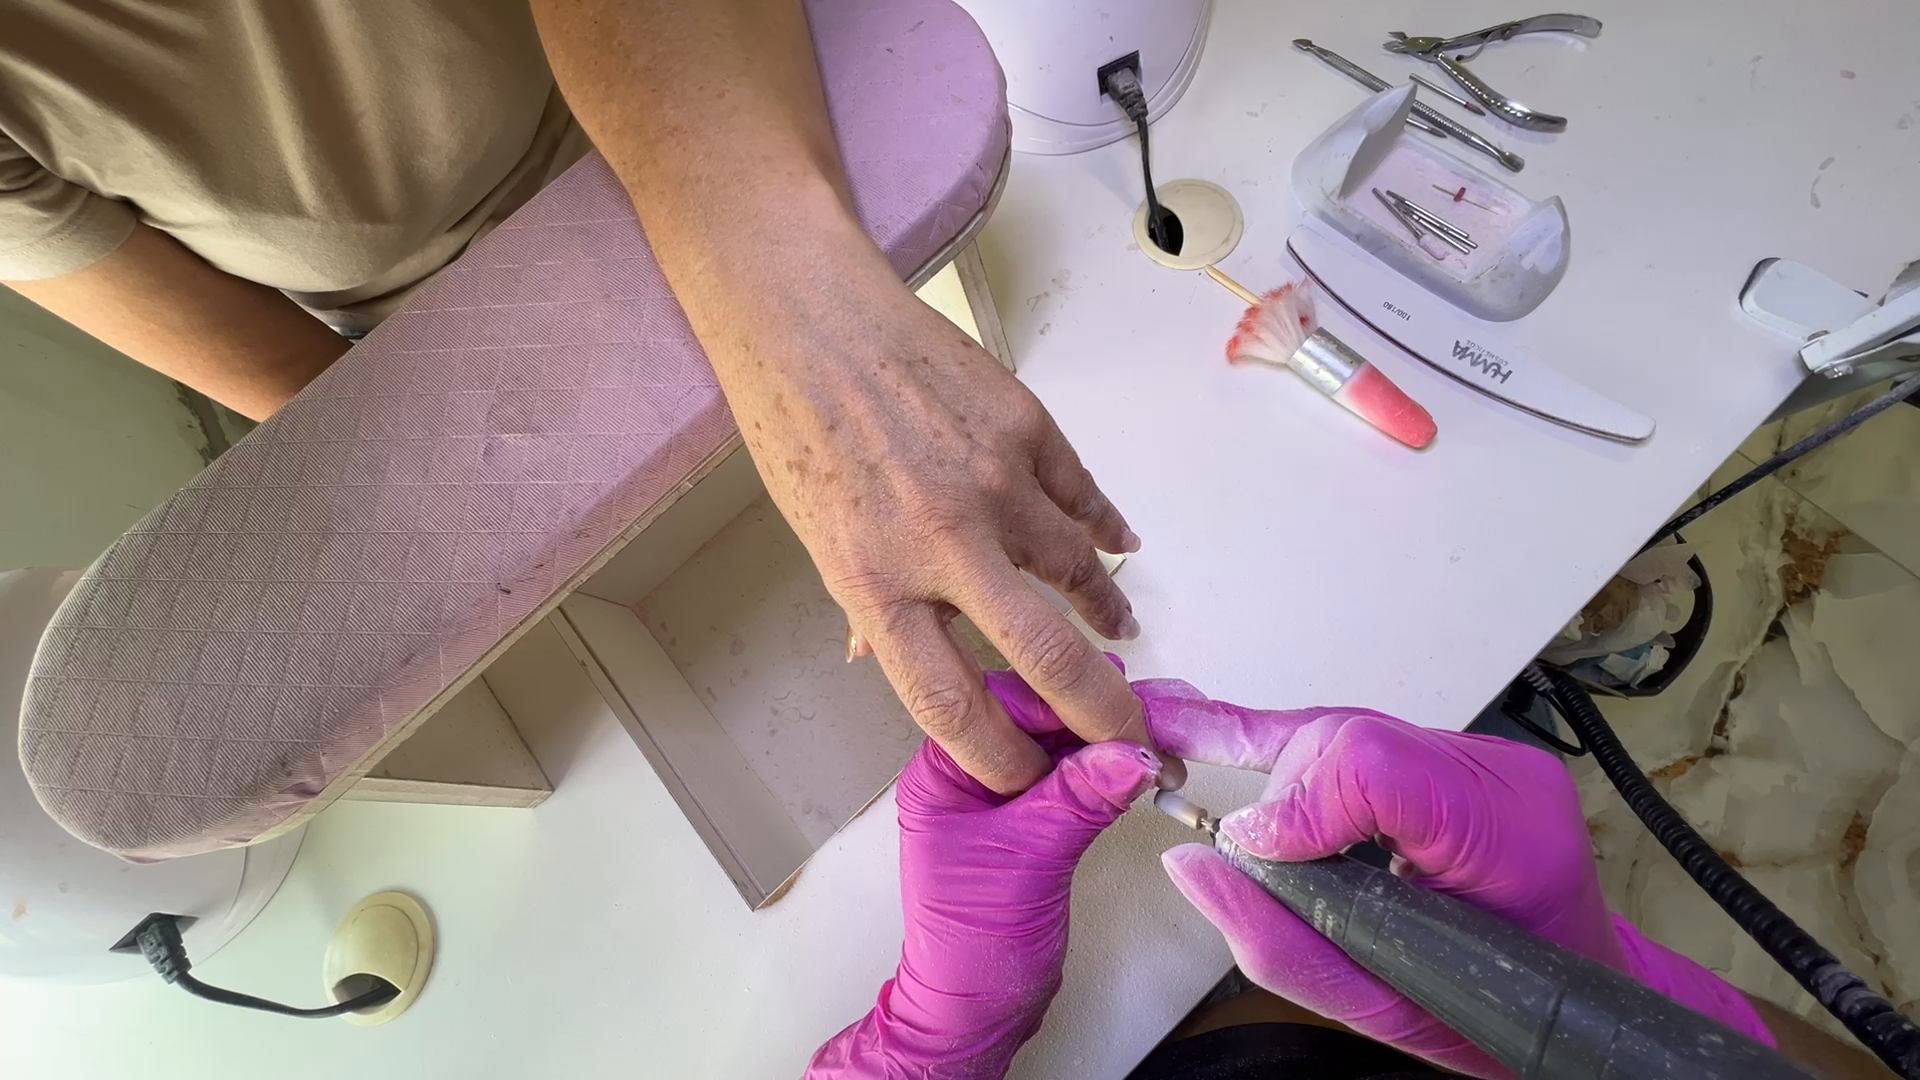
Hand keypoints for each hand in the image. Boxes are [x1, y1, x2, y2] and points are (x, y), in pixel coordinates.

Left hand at [729, 255, 1151, 794]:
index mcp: (877, 583)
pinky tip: (1115, 545)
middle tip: (1130, 743)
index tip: (1031, 775)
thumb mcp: (818, 541)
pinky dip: (1104, 528)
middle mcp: (944, 543)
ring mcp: (995, 482)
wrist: (813, 326)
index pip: (950, 704)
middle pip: (1046, 656)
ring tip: (1119, 630)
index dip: (1001, 757)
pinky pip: (1084, 496)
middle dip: (1102, 714)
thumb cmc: (800, 433)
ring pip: (1079, 568)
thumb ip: (870, 606)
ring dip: (1105, 609)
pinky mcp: (1026, 428)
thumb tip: (888, 657)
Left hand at [807, 669, 1162, 1078]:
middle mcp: (970, 771)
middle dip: (1095, 718)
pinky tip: (1139, 764)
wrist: (976, 1010)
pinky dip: (1109, 769)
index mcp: (944, 768)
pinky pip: (1072, 774)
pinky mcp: (1031, 813)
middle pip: (1037, 718)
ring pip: (1060, 744)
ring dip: (1110, 742)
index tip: (1120, 707)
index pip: (1006, 706)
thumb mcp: (1029, 860)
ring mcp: (1001, 791)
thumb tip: (1130, 750)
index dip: (1066, 702)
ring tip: (1156, 737)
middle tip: (1150, 716)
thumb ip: (1078, 799)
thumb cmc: (970, 947)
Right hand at [1136, 679, 1773, 1077]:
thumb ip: (1279, 941)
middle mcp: (1491, 770)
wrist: (1561, 993)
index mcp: (1508, 833)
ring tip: (1267, 836)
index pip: (1377, 768)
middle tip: (1270, 866)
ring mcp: (1465, 748)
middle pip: (1336, 740)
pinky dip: (1262, 734)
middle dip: (1282, 803)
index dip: (1300, 803)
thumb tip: (1189, 863)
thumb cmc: (1488, 1011)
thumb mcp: (1383, 1007)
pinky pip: (1333, 726)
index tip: (1254, 848)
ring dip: (1281, 781)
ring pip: (1326, 727)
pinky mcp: (1432, 745)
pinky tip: (1195, 721)